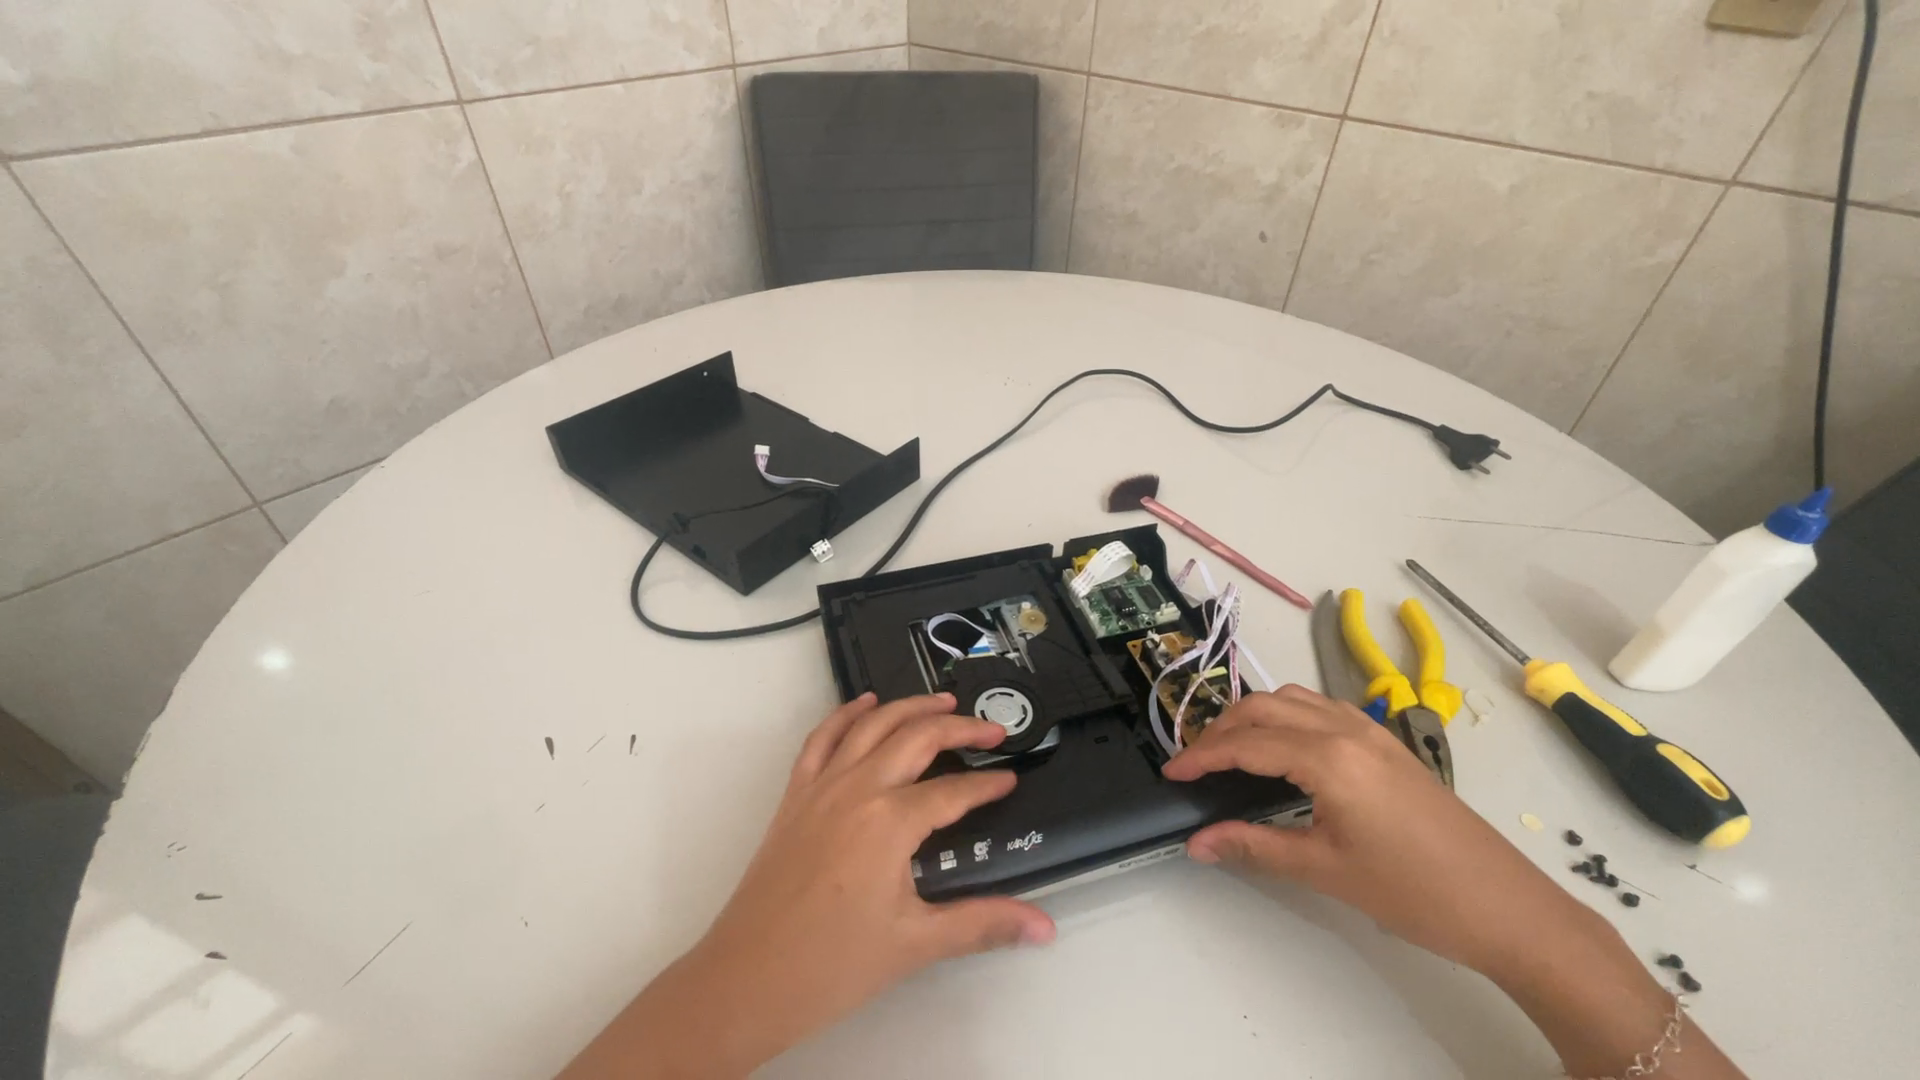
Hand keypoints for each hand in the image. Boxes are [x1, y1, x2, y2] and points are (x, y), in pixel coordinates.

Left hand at [561, 693, 1054, 1078]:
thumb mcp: (916, 943)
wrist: (748, 977)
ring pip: (872, 726)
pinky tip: (866, 705)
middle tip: (990, 728)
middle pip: (917, 739)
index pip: (953, 790)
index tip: (1010, 779)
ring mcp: (822, 787)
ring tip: (942, 702)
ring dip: (910, 707)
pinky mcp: (795, 795)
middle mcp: (858, 789)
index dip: (987, 783)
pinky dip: (847, 715)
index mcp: (891, 822)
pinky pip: (821, 738)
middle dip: (959, 727)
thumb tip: (1044, 926)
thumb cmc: (833, 963)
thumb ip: (984, 924)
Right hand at [1163, 684, 1594, 978]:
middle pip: (1264, 706)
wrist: (1506, 906)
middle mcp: (1347, 729)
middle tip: (1194, 762)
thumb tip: (1197, 843)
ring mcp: (1372, 731)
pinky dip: (1286, 716)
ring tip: (1229, 751)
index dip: (1202, 755)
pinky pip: (1321, 708)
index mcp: (1329, 758)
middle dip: (1221, 728)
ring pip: (1293, 699)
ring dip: (1253, 716)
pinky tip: (1281, 749)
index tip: (1171, 772)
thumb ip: (1254, 847)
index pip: (1247, 743)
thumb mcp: (1324, 869)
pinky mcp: (1387, 742)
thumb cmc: (1414, 891)